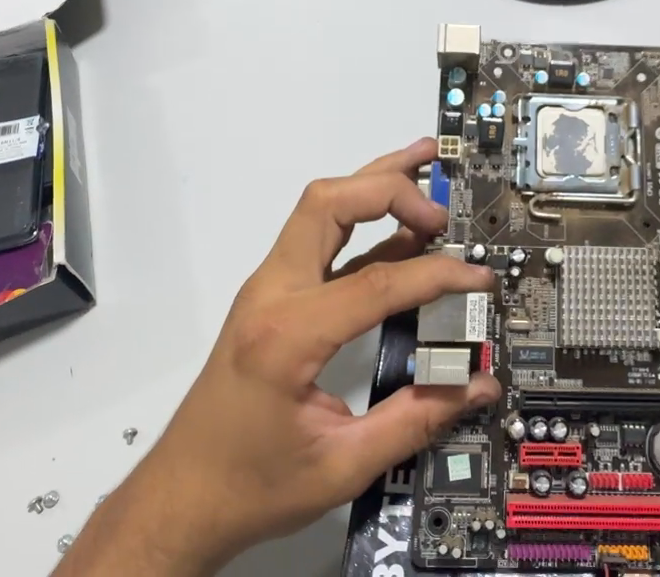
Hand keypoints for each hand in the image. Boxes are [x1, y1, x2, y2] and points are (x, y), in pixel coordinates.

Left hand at [57, 140, 499, 576]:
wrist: (180, 498)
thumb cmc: (253, 486)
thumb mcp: (342, 466)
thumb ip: (416, 419)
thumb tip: (479, 386)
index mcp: (286, 336)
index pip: (375, 282)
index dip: (436, 275)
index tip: (479, 277)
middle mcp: (272, 294)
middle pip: (329, 204)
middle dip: (390, 190)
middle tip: (442, 211)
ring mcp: (268, 289)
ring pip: (319, 207)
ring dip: (372, 183)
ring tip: (424, 161)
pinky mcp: (273, 296)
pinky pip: (320, 238)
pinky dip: (363, 219)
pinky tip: (403, 228)